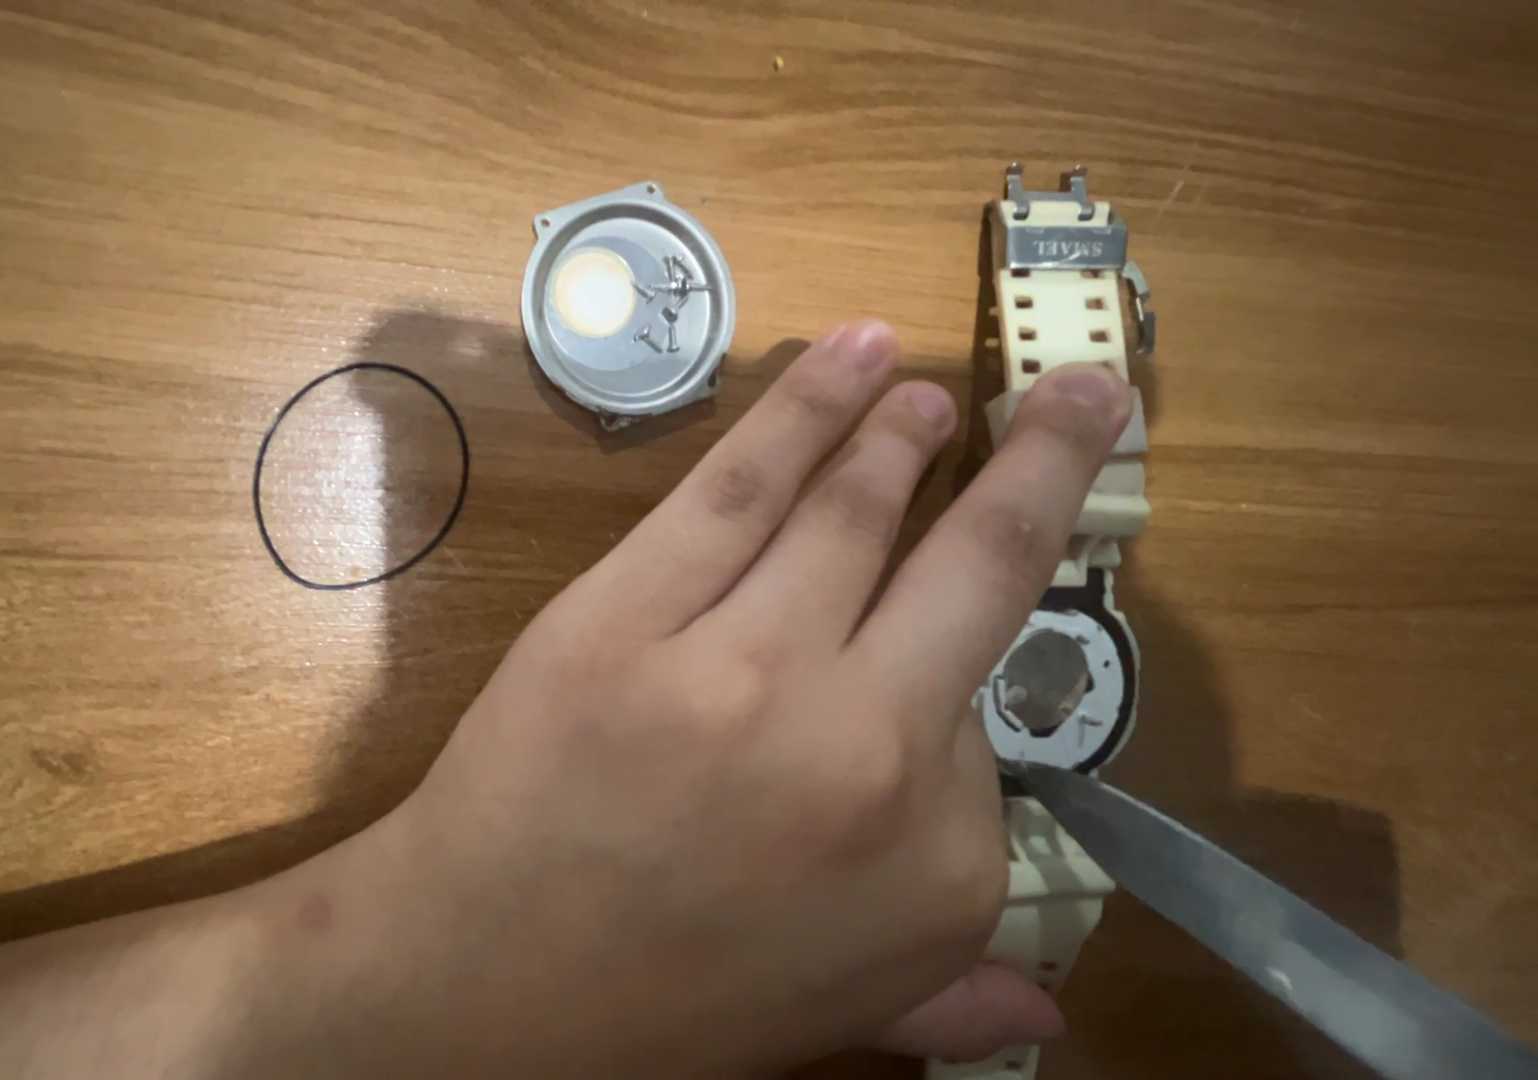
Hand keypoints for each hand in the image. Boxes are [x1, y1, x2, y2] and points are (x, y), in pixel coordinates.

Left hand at [268, 320, 1133, 1075]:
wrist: (485, 980)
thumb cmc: (664, 1004)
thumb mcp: (842, 1011)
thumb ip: (958, 981)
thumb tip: (1043, 956)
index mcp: (935, 861)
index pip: (987, 721)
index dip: (946, 675)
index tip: (931, 638)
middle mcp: (860, 747)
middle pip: (975, 569)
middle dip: (1042, 466)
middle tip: (1075, 395)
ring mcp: (740, 667)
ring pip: (850, 512)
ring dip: (901, 433)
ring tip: (928, 388)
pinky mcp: (627, 613)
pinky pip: (735, 490)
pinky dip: (802, 411)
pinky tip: (850, 356)